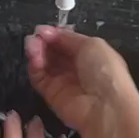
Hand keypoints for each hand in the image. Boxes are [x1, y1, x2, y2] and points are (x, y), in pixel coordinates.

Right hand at [24, 25, 138, 131]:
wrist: (105, 108)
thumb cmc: (106, 73)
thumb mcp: (92, 44)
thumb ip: (68, 37)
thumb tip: (48, 31)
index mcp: (91, 55)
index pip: (67, 41)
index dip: (55, 34)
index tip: (43, 29)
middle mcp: (77, 68)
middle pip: (53, 51)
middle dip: (43, 41)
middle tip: (36, 36)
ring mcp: (64, 82)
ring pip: (44, 63)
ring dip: (36, 51)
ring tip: (33, 44)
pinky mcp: (51, 95)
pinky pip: (39, 77)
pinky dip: (34, 65)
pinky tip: (34, 56)